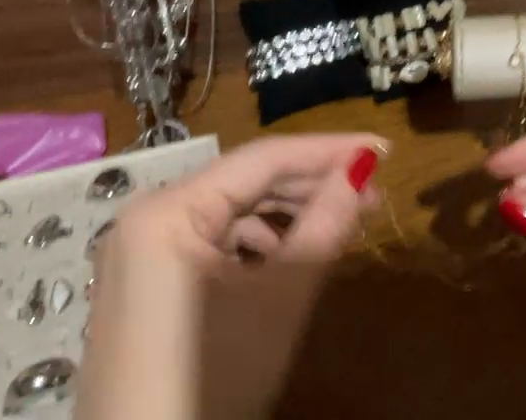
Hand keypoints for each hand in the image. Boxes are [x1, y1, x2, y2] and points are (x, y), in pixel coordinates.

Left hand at [78, 134, 384, 419]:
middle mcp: (147, 217)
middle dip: (313, 184)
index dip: (330, 150)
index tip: (385, 149)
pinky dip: (257, 242)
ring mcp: (140, 252)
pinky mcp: (146, 284)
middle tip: (374, 192)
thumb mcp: (280, 297)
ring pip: (231, 211)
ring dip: (289, 213)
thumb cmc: (214, 375)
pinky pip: (211, 241)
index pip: (265, 158)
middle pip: (246, 181)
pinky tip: (293, 256)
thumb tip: (363, 168)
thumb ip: (325, 223)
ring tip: (343, 223)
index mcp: (169, 210)